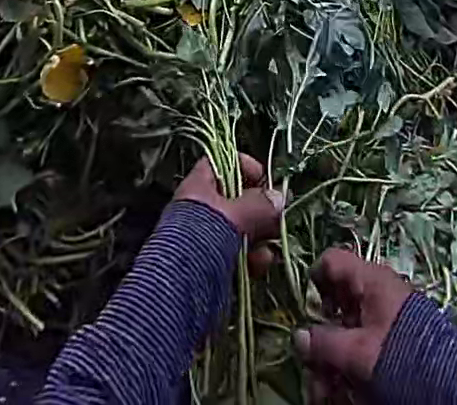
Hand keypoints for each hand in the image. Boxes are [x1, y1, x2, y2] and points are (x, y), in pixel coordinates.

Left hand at [174, 154, 283, 275]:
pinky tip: (261, 265)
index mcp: (199, 186)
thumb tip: (280, 196)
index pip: (223, 163)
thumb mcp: (233, 216)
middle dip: (260, 208)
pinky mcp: (211, 264)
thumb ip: (259, 204)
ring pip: (240, 228)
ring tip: (273, 246)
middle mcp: (201, 208)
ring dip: (260, 236)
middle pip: (237, 198)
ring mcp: (206, 237)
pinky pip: (237, 253)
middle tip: (279, 217)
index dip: (246, 167)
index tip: (266, 182)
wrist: (176, 292)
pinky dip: (252, 257)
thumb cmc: (201, 241)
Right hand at [295, 248, 414, 398]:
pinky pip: (362, 344)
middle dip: (320, 339)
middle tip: (313, 370)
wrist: (450, 383)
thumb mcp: (358, 351)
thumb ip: (325, 343)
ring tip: (326, 391)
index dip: (313, 281)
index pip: (332, 262)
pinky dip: (349, 365)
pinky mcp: (392, 338)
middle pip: (335, 303)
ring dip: (332, 360)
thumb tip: (298, 337)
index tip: (306, 313)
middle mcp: (375, 291)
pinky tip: (344, 391)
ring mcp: (384, 315)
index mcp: (369, 279)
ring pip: (346, 329)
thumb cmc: (400, 355)